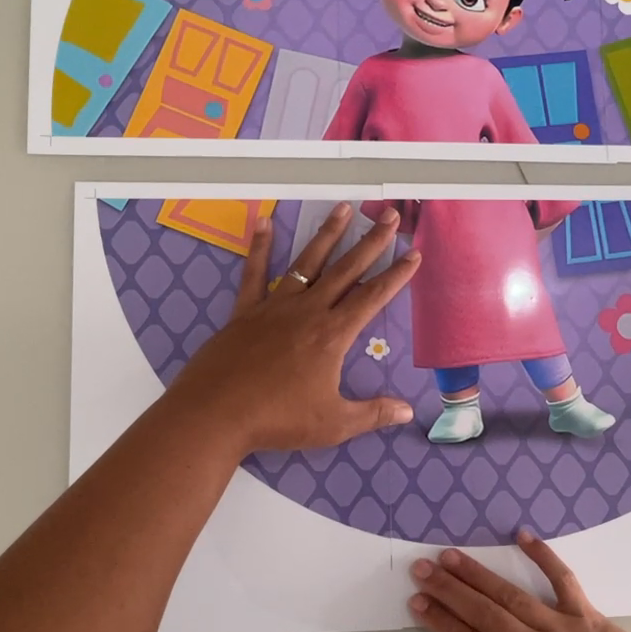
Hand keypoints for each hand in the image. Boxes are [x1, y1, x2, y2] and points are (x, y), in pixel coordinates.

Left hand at [167, 203, 419, 453]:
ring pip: (307, 262)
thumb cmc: (278, 419)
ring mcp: (274, 307)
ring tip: (343, 208)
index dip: (396, 275)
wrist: (216, 413)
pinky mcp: (245, 312)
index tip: (414, 254)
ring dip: (327, 234)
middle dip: (371, 242)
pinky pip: (255, 273)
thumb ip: (373, 414)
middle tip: (389, 216)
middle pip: (346, 269)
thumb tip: (407, 412)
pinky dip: (259, 247)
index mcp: (333, 335)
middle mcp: (308, 311)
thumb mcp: (334, 423)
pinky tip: (263, 222)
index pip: (373, 297)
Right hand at [408, 532, 630, 631]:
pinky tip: (521, 535)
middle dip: (448, 590)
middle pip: (483, 615)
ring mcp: (562, 629)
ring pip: (511, 595)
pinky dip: (543, 556)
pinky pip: (563, 579)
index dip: (440, 622)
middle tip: (421, 569)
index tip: (416, 601)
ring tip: (450, 555)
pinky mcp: (588, 614)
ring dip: (477, 574)